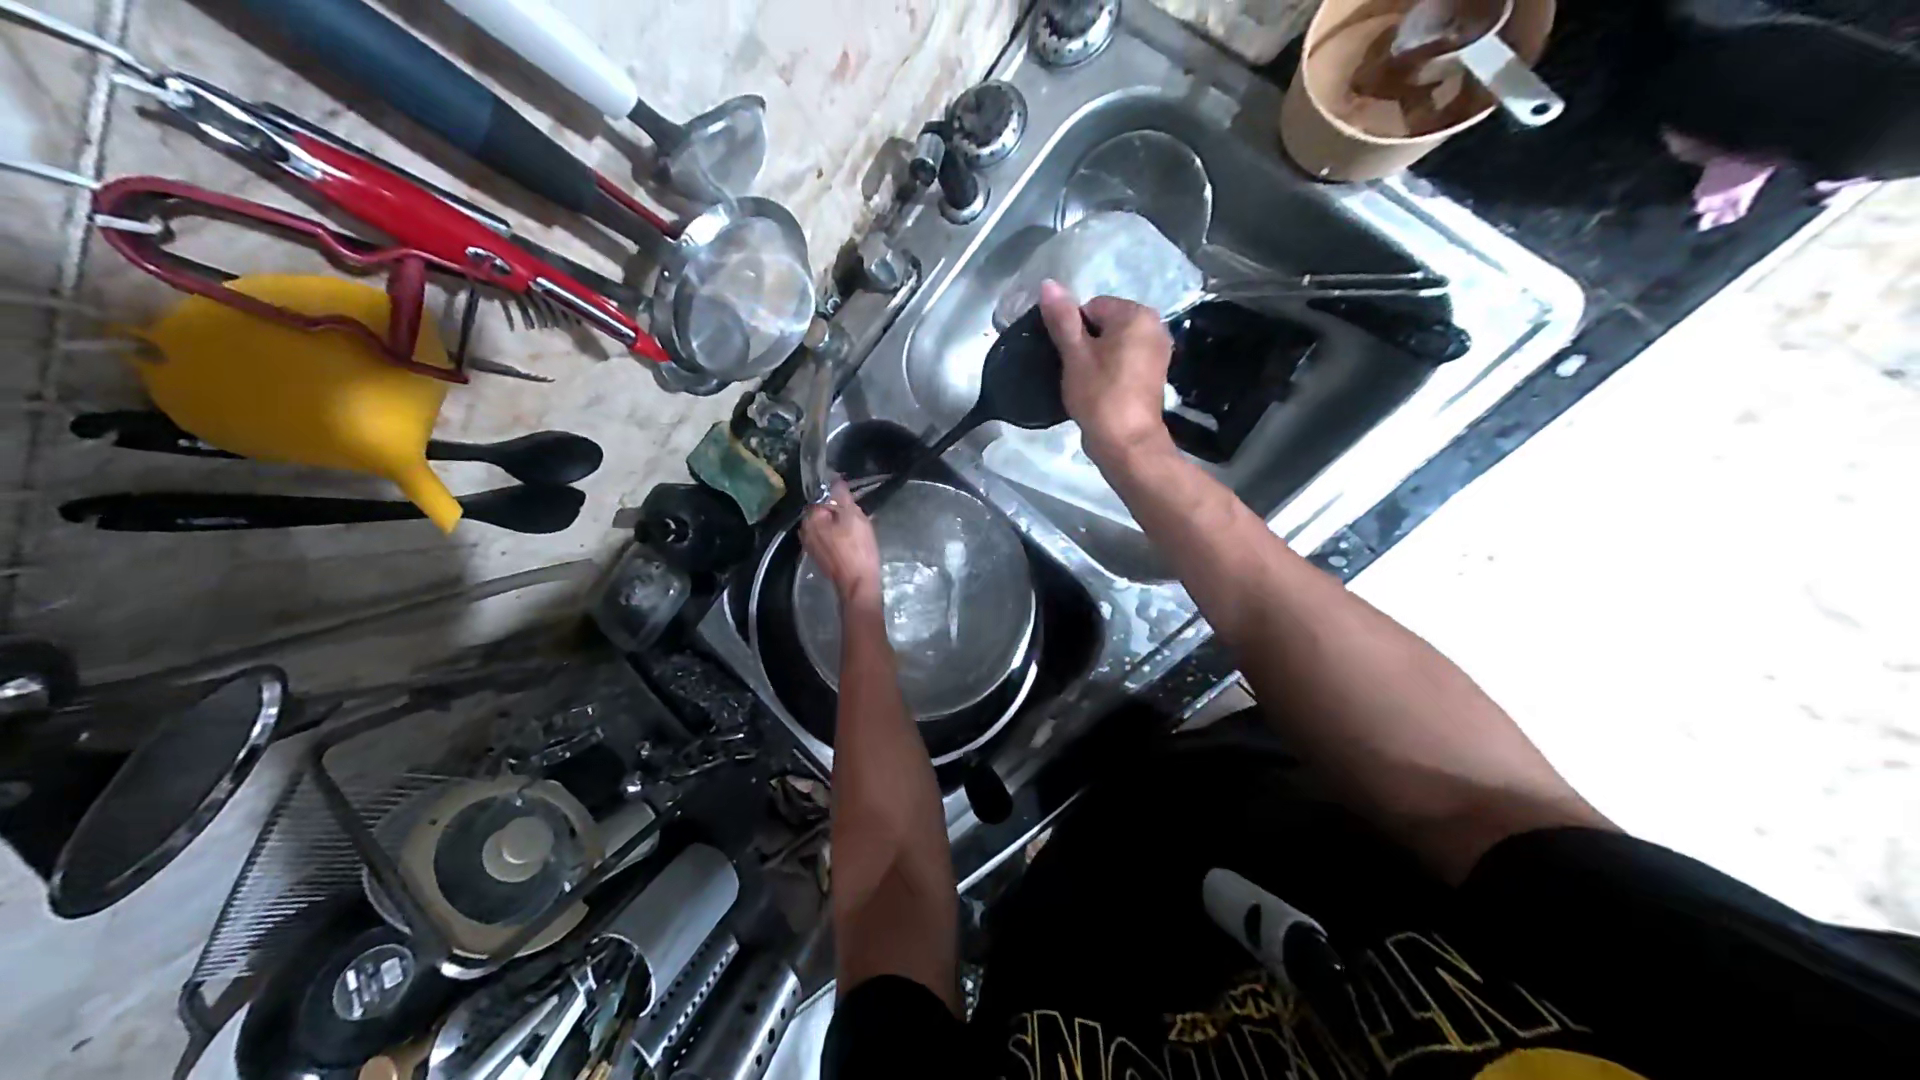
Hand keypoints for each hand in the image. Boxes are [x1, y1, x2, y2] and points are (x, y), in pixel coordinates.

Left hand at [801, 478, 881, 612]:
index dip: (839, 496)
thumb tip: (834, 480)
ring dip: (841, 524)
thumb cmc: (856, 548)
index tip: (854, 500)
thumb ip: (841, 496)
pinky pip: (829, 539)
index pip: (822, 497)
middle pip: (823, 512)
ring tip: (859, 528)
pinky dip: (839, 536)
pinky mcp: (820, 557)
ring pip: (827, 526)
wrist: (858, 584)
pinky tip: (853, 540)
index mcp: (810, 519)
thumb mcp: (853, 516)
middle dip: (840, 511)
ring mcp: (811, 546)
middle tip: (859, 516)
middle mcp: (805, 531)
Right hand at [1036, 280, 1174, 465]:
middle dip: (1087, 343)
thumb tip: (1048, 284)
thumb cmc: (1099, 395)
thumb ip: (1062, 318)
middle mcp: (1154, 326)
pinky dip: (1111, 370)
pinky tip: (1102, 390)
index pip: (1091, 307)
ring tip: (1088, 383)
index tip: (1070, 358)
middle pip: (1105, 323)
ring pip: (1114, 343)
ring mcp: (1158, 351)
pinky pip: (1125, 360)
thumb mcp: (1074, 355)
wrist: (1127, 443)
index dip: (1074, 331)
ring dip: (1097, 358)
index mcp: (1136, 315)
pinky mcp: (1155, 373)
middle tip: (1077, 372)